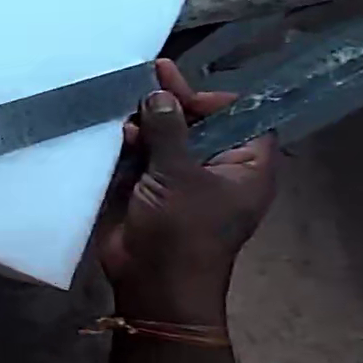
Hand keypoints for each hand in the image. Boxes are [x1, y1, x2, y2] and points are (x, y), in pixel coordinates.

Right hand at [95, 59, 277, 326]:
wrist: (152, 283)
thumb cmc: (181, 232)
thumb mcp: (179, 176)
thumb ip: (169, 130)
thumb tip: (159, 93)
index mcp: (244, 166)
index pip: (241, 117)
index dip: (214, 100)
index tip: (182, 95)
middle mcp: (215, 167)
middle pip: (199, 122)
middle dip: (173, 104)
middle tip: (149, 78)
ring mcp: (180, 178)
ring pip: (166, 136)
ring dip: (146, 123)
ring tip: (127, 112)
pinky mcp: (149, 188)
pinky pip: (142, 155)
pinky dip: (130, 143)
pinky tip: (117, 134)